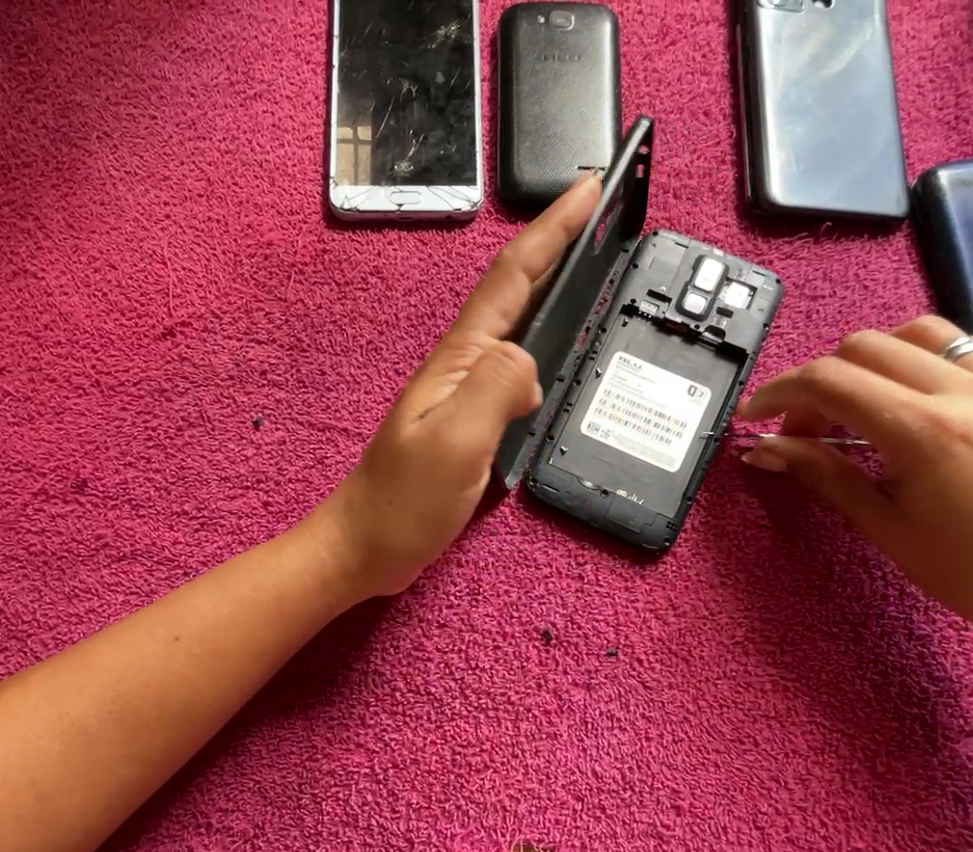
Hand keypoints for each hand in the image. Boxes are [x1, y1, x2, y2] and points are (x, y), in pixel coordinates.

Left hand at [316, 172, 601, 596]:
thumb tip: (530, 358)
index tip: (591, 186)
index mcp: (459, 361)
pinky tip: (559, 359)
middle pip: (517, 292)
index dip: (552, 230)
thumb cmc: (402, 502)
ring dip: (555, 293)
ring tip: (594, 271)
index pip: (512, 279)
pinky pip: (516, 376)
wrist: (366, 545)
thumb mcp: (456, 442)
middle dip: (559, 246)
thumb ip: (496, 389)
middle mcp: (463, 368)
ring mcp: (465, 395)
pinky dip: (546, 352)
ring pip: (519, 331)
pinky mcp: (470, 425)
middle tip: (606, 214)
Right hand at [738, 316, 972, 672]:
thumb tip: (767, 449)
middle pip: (864, 347)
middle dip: (819, 382)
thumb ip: (824, 474)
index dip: (778, 394)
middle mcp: (966, 392)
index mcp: (924, 431)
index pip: (829, 381)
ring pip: (917, 333)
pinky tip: (914, 399)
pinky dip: (924, 359)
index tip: (756, 418)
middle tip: (806, 431)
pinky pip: (968, 348)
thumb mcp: (885, 526)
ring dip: (870, 359)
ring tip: (859, 405)